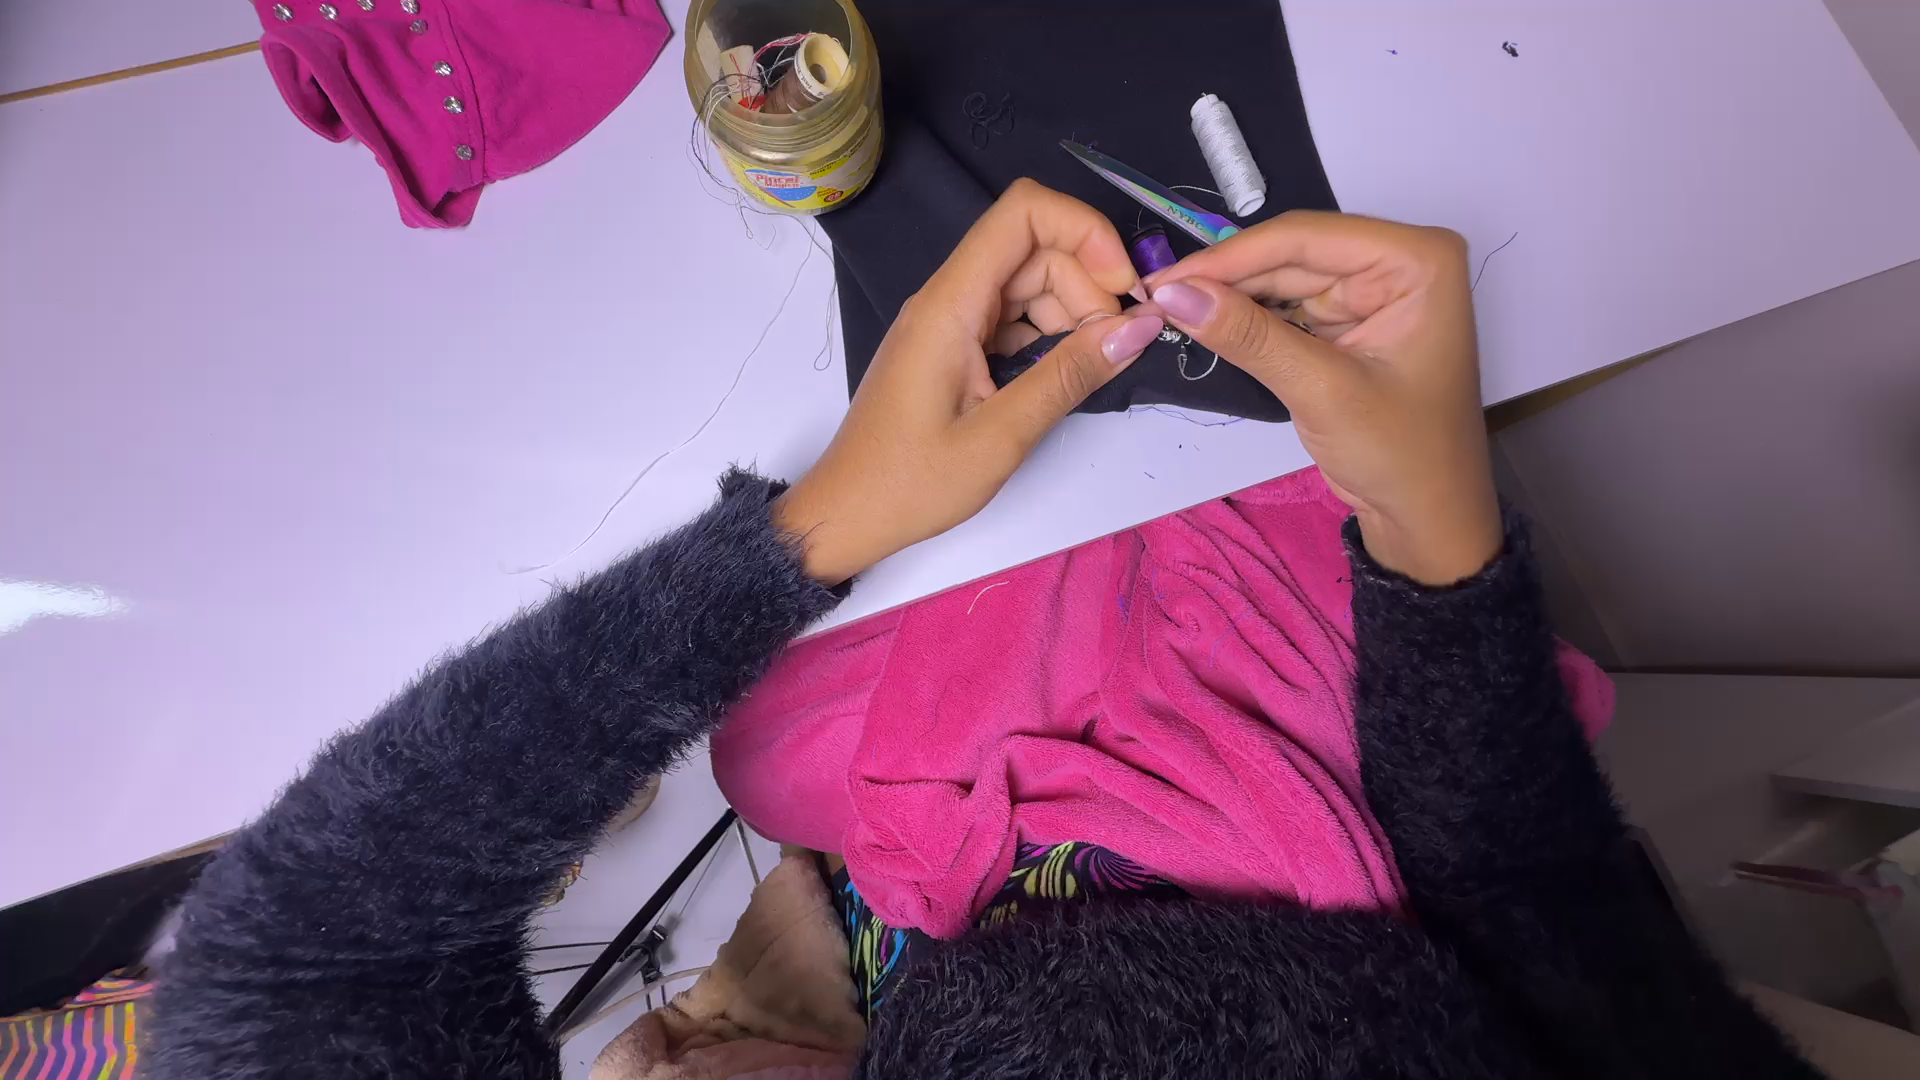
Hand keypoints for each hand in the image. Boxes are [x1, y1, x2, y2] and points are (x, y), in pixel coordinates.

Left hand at [775, 180, 1166, 583]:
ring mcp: (946, 325)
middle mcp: (946, 300)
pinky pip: (1007, 318)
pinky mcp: (950, 350)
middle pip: (1031, 249)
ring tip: (1092, 363)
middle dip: (1086, 282)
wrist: (849, 513)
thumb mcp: (1000, 436)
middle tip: (1115, 345)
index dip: (1085, 230)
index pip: (1023, 212)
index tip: (1122, 288)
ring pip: (1023, 283)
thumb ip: (1069, 376)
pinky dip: (1045, 333)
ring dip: (1069, 310)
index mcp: (949, 305)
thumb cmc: (911, 484)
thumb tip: (1140, 328)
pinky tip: (1064, 370)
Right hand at [1145, 211, 1499, 583]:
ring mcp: (1366, 297)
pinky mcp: (1342, 329)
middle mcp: (1392, 265)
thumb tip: (1175, 296)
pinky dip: (1244, 323)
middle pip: (1289, 257)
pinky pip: (1283, 313)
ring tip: (1169, 312)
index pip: (1304, 239)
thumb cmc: (1399, 452)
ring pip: (1279, 284)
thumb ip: (1248, 336)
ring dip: (1227, 300)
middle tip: (1155, 298)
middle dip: (1223, 279)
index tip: (1163, 280)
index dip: (1228, 258)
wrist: (1423, 513)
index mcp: (1413, 260)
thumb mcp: (1321, 389)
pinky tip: (1205, 326)